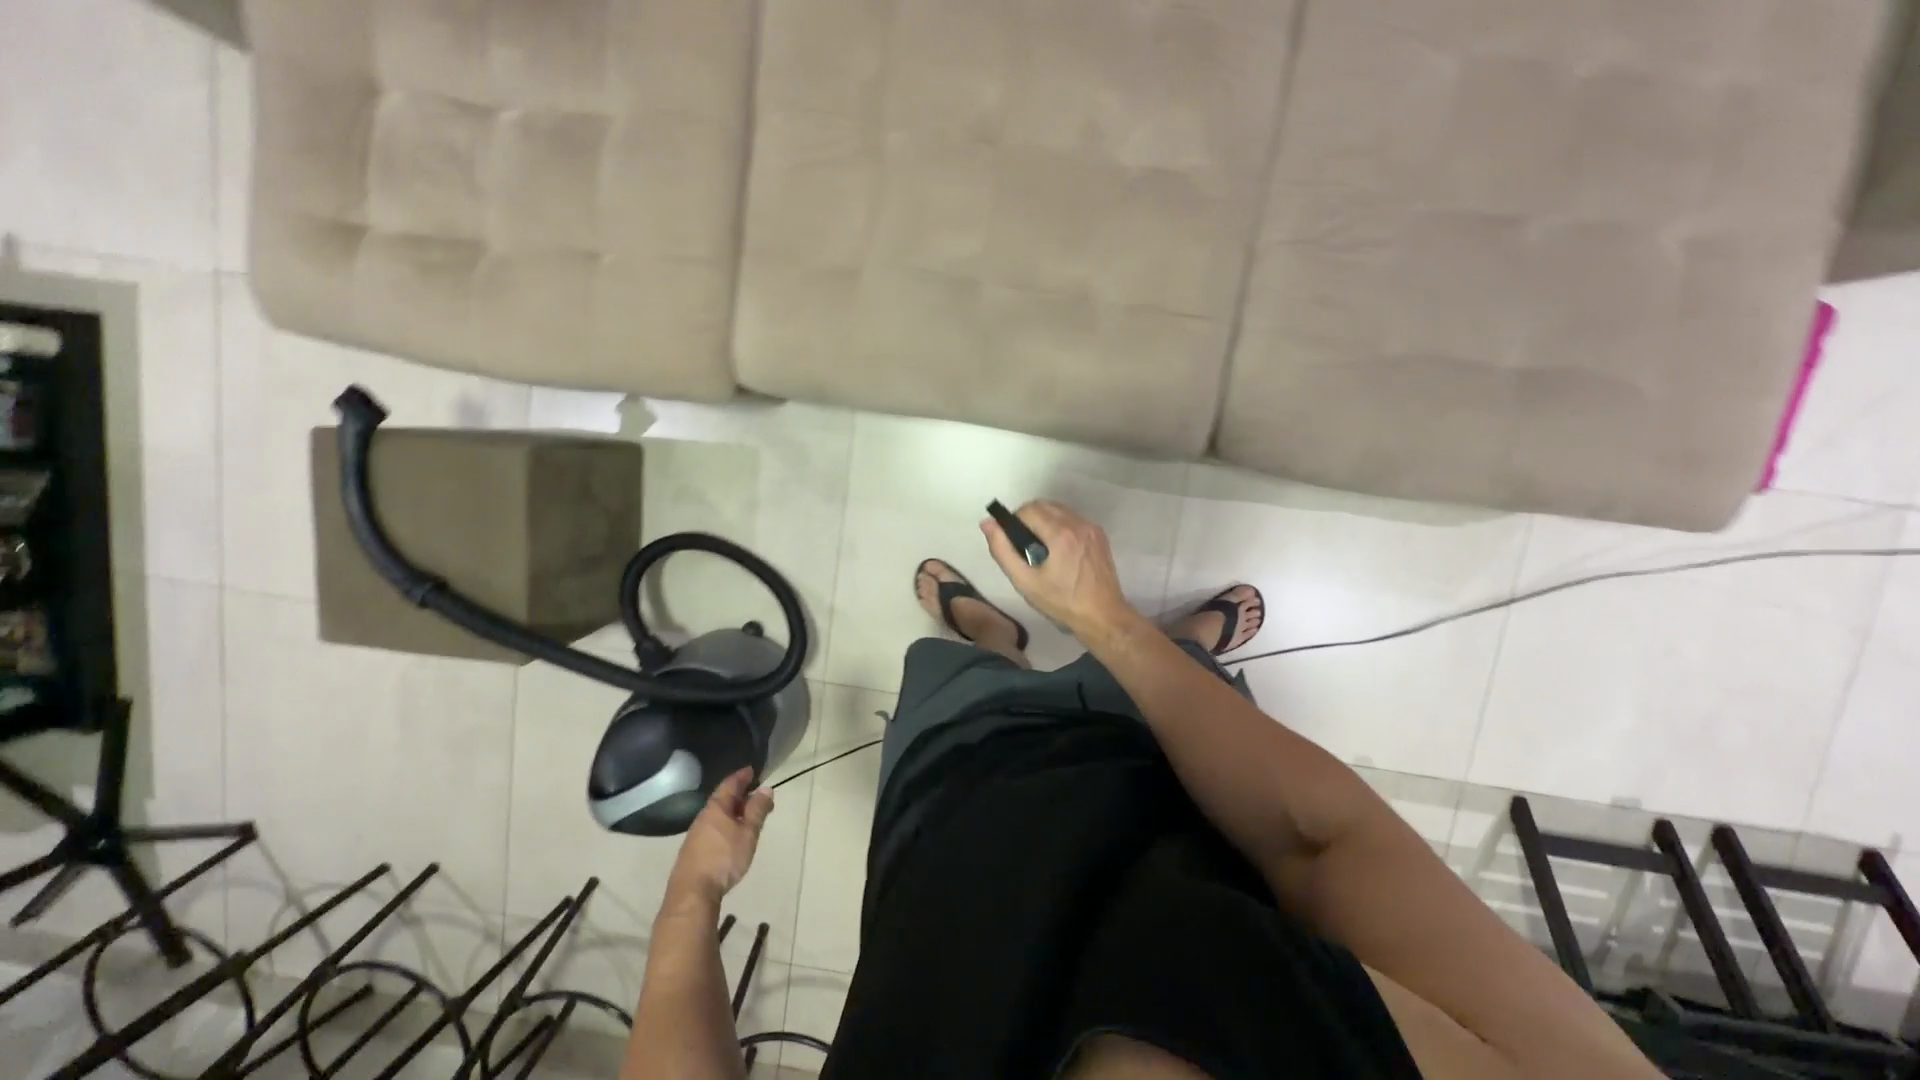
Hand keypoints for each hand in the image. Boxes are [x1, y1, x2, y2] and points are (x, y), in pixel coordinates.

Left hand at [664, 769, 773, 908]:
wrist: (692, 891)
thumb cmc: (724, 858)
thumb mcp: (747, 833)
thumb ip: (757, 811)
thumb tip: (765, 788)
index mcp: (716, 808)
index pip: (729, 784)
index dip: (741, 776)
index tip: (751, 770)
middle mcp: (703, 817)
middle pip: (722, 800)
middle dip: (739, 796)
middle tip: (756, 796)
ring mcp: (695, 834)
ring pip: (717, 816)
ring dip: (732, 813)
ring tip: (747, 817)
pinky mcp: (693, 851)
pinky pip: (712, 829)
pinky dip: (725, 826)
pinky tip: (731, 837)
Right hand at [980, 500, 1135, 636]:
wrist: (1102, 616)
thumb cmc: (1061, 603)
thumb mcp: (1025, 582)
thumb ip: (1003, 551)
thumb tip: (987, 523)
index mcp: (1060, 534)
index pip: (1028, 510)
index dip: (1013, 521)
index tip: (1011, 540)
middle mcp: (1078, 523)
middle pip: (1044, 505)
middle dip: (1027, 519)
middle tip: (1023, 545)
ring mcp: (1091, 528)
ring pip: (1059, 510)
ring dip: (1044, 520)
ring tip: (1040, 548)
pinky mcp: (1099, 534)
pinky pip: (1073, 519)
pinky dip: (1060, 525)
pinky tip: (1058, 550)